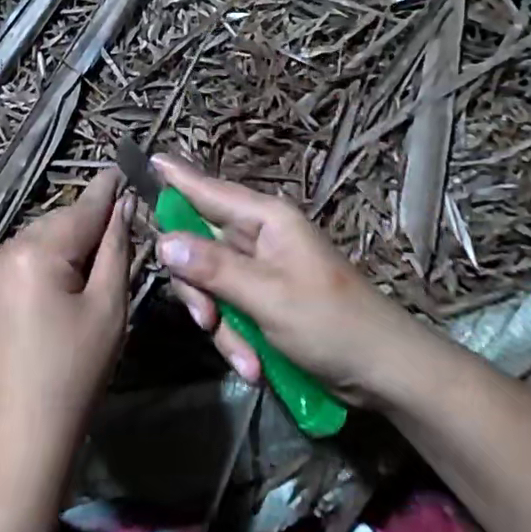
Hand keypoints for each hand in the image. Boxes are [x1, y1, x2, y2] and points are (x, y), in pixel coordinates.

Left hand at [0, 170, 129, 531]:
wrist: (9, 451)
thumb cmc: (70, 378)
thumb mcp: (107, 311)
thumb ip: (115, 251)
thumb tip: (121, 208)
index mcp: (34, 250)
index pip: (82, 208)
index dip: (108, 189)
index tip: (125, 167)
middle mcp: (3, 251)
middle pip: (57, 224)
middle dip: (89, 223)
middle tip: (123, 228)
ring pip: (39, 245)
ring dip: (68, 247)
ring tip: (98, 263)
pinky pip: (21, 269)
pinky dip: (47, 269)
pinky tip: (63, 292)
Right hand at [154, 154, 424, 403]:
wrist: (384, 372)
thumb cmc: (331, 323)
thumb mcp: (267, 296)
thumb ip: (213, 268)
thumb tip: (164, 242)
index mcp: (265, 219)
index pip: (209, 189)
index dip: (176, 177)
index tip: (146, 160)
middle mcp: (259, 236)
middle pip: (200, 246)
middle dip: (199, 289)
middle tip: (204, 321)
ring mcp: (261, 269)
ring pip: (212, 284)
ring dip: (222, 324)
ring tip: (244, 360)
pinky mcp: (264, 299)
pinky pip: (230, 308)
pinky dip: (237, 337)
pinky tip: (253, 366)